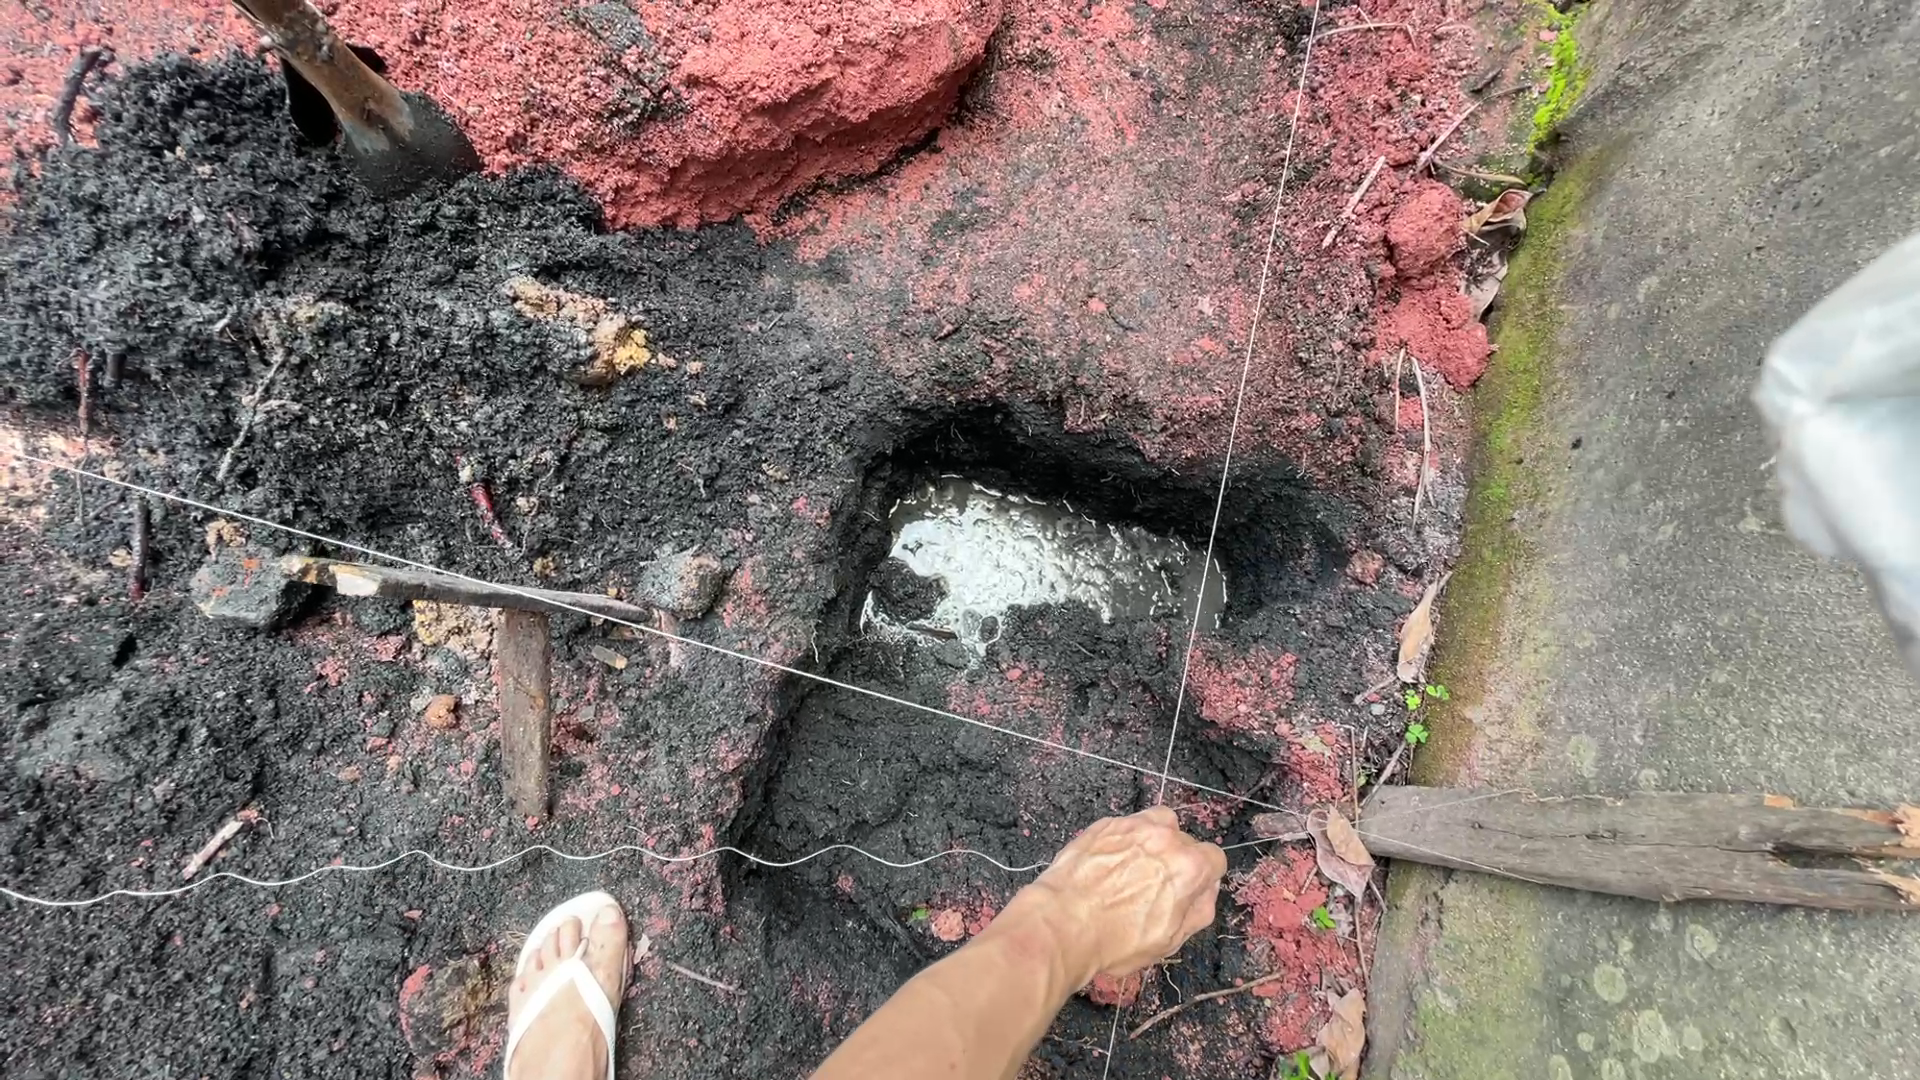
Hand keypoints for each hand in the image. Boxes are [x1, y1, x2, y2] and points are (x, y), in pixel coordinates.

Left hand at [1003, 806, 1226, 985]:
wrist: (1064, 921)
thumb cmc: (1117, 939)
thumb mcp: (1171, 940)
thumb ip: (1198, 910)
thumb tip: (1205, 891)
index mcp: (1188, 867)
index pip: (1214, 859)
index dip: (1204, 878)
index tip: (1189, 890)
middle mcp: (1164, 837)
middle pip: (1184, 840)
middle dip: (1178, 860)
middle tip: (1157, 885)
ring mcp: (1132, 826)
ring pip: (1158, 823)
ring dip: (1156, 839)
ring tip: (1138, 866)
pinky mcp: (1104, 824)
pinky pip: (1127, 825)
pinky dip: (1126, 840)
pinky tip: (1111, 863)